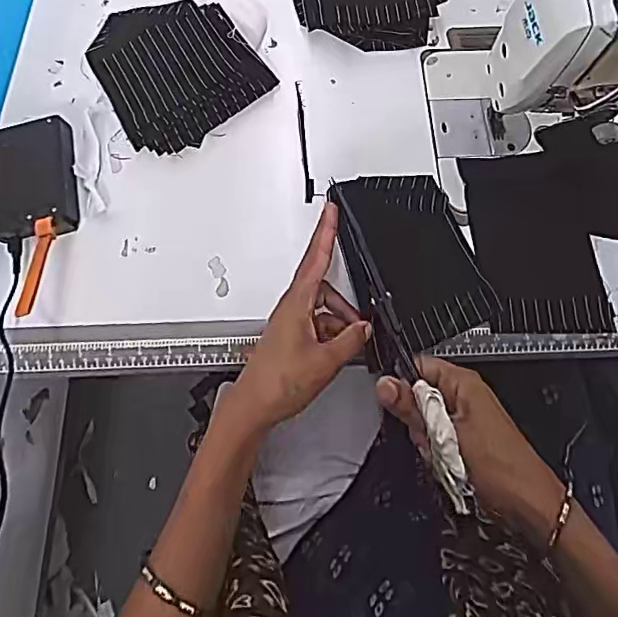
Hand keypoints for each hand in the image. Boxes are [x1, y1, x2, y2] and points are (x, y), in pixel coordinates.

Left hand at [220, 203, 371, 440]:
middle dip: (346, 302)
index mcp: (297, 303)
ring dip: (340, 323)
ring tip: (349, 345)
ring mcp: (289, 322)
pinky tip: (338, 352)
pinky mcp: (290, 336)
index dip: (325, 232)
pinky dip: (331, 335)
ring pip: (323, 309)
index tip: (330, 211)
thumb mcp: (326, 361)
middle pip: (326, 288)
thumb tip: (364, 329)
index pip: (315, 257)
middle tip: (360, 320)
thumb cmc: (277, 382)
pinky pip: (317, 325)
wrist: (253, 406)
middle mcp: (291, 307)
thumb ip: (350, 341)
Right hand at [378, 357, 565, 539]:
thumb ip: (412, 408)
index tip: (393, 402)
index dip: (400, 383)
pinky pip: (437, 441)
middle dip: (416, 422)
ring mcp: (465, 419)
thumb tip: (385, 384)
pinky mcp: (466, 440)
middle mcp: (465, 395)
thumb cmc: (503, 469)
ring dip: (427, 443)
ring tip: (445, 457)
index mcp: (463, 382)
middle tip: (431, 439)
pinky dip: (437, 455)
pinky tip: (448, 467)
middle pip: (417, 397)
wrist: (529, 507)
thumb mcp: (446, 435)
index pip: (416, 366)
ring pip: (425, 423)